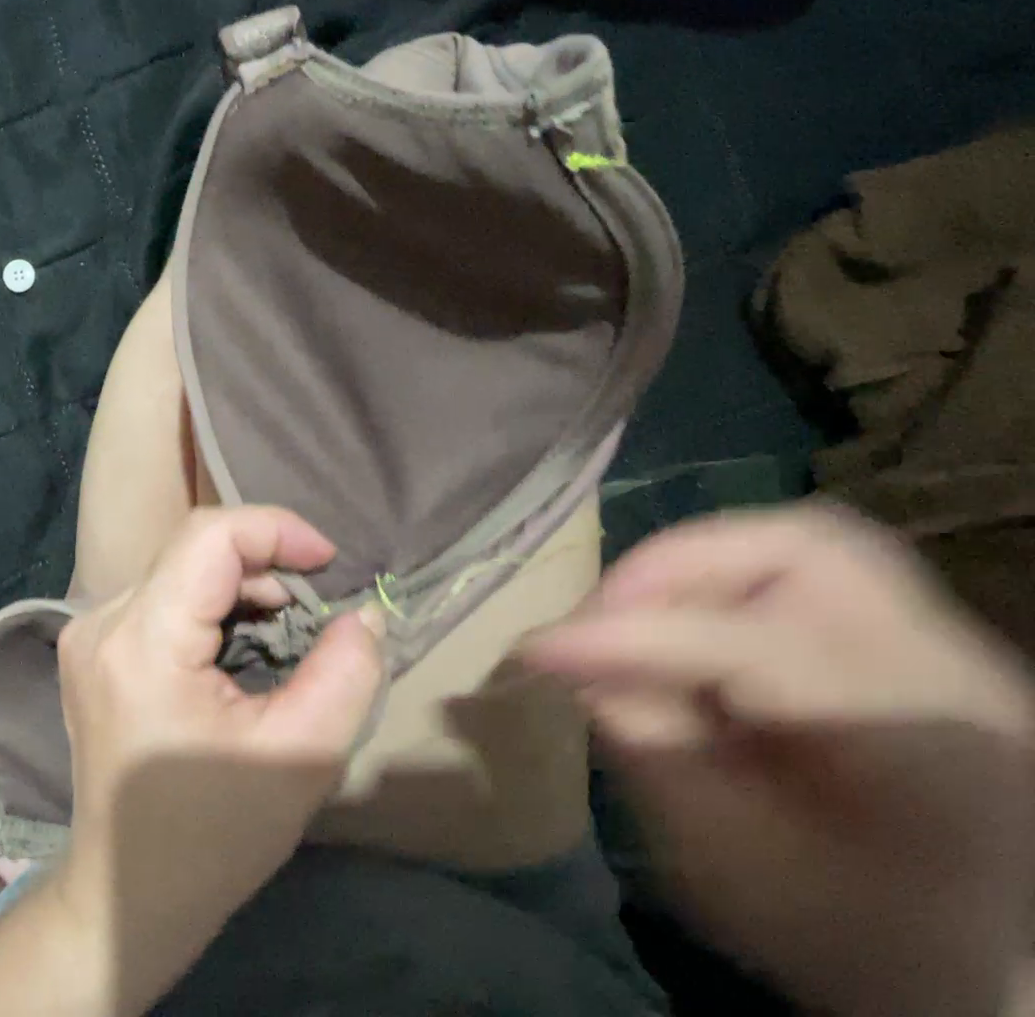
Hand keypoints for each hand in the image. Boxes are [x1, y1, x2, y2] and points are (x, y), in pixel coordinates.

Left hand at [51, 506, 386, 1010]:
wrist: (131, 893)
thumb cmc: (215, 834)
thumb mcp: (301, 756)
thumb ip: (346, 672)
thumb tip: (362, 614)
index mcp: (141, 641)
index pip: (208, 536)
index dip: (277, 529)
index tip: (332, 562)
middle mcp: (100, 624)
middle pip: (191, 552)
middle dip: (265, 566)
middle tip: (316, 612)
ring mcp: (87, 638)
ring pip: (177, 574)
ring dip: (239, 591)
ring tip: (285, 638)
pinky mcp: (91, 655)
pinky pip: (158, 603)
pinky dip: (209, 612)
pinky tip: (238, 652)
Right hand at [519, 507, 1034, 1016]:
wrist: (993, 971)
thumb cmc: (853, 938)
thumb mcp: (733, 866)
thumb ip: (651, 750)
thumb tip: (574, 660)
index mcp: (919, 740)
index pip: (755, 645)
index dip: (629, 636)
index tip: (529, 648)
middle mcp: (950, 666)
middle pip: (800, 547)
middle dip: (669, 570)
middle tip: (594, 623)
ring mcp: (940, 645)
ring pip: (798, 548)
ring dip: (690, 574)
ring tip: (627, 626)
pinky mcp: (905, 645)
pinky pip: (799, 582)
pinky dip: (717, 594)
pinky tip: (679, 644)